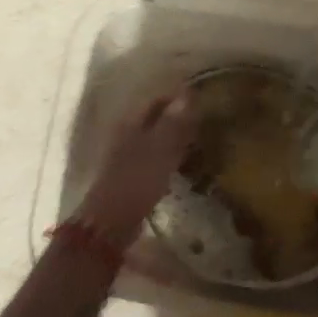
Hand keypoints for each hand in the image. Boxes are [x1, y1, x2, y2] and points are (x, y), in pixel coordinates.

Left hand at [76, 93, 195, 240]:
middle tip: (206, 117)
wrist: (111, 221)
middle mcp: (125, 133)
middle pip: (153, 117)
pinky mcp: (129, 176)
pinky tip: (183, 163)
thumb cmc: (136, 182)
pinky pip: (153, 158)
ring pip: (153, 137)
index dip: (177, 96)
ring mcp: (125, 155)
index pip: (155, 99)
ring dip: (174, 136)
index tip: (203, 96)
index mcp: (130, 122)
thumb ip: (173, 124)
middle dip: (177, 116)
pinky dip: (168, 156)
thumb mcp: (160, 150)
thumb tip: (187, 95)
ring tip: (200, 139)